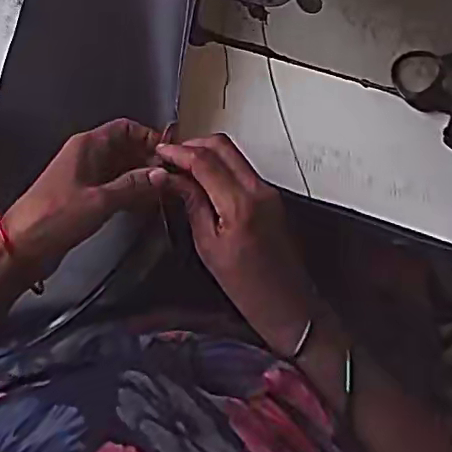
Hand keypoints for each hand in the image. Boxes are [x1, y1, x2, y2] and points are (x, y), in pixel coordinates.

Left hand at [0, 119, 168, 279]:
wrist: (21, 247)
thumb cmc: (52, 217)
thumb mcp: (99, 200)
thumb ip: (132, 185)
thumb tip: (161, 174)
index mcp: (87, 146)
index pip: (125, 128)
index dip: (149, 136)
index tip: (170, 153)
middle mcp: (86, 156)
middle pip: (125, 147)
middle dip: (149, 159)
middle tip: (172, 176)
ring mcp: (85, 176)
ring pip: (121, 168)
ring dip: (141, 177)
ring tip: (165, 191)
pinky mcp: (84, 197)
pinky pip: (114, 186)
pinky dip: (130, 191)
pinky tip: (146, 204)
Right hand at [158, 135, 314, 352]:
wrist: (290, 307)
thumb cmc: (249, 288)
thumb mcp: (208, 247)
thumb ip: (191, 203)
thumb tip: (170, 178)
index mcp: (240, 205)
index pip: (204, 161)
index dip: (178, 152)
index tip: (161, 153)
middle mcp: (258, 190)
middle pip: (221, 145)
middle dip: (192, 144)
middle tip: (170, 156)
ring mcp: (268, 190)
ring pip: (233, 153)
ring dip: (206, 152)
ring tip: (183, 167)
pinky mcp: (271, 195)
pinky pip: (242, 167)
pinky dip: (220, 164)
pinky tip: (204, 178)